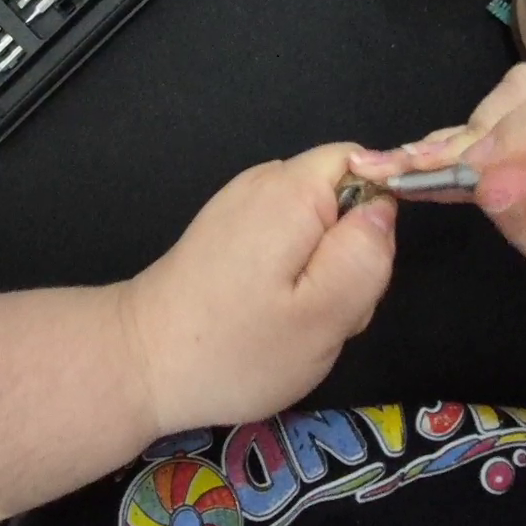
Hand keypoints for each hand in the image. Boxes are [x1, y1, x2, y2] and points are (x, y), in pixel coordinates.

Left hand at [120, 144, 397, 434]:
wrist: (141, 361)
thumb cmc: (236, 346)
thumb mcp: (324, 314)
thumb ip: (366, 254)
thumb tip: (384, 207)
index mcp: (289, 189)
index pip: (360, 163)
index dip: (376, 214)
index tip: (360, 269)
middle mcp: (262, 182)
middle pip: (339, 196)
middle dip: (349, 250)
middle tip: (328, 310)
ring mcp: (239, 204)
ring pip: (314, 223)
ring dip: (323, 270)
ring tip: (297, 320)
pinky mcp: (225, 230)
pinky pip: (283, 238)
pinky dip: (292, 274)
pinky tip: (272, 315)